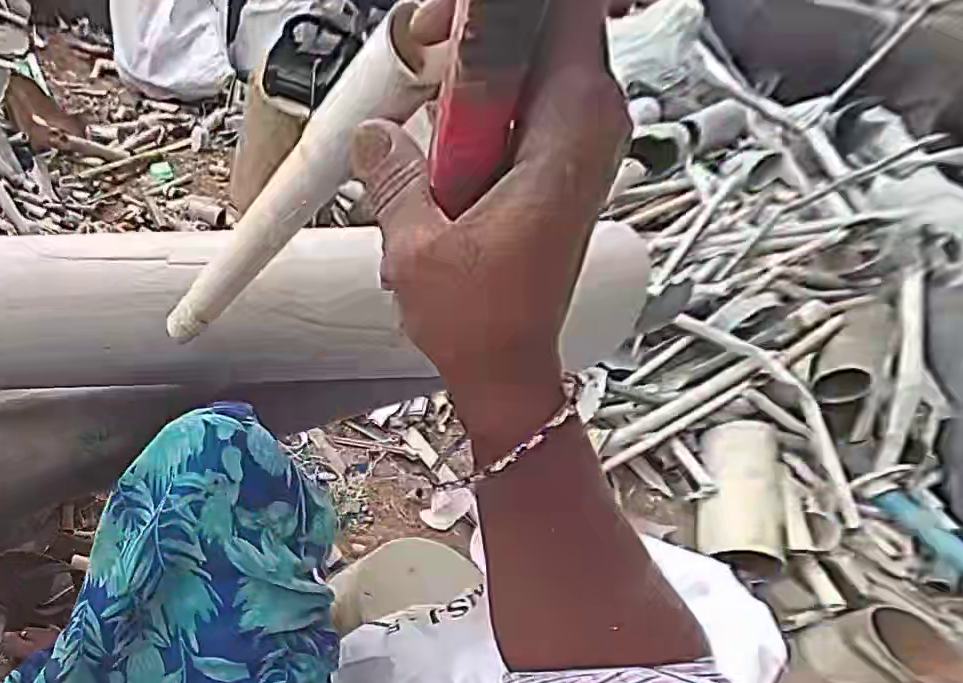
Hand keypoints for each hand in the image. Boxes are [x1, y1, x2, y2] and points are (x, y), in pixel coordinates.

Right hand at [351, 0, 626, 441]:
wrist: (504, 367)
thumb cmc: (482, 322)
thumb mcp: (417, 247)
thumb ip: (394, 177)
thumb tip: (373, 135)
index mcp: (571, 129)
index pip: (555, 12)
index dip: (489, 13)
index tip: (440, 31)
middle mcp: (589, 129)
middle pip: (538, 35)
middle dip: (471, 47)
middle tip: (419, 80)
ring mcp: (574, 151)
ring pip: (524, 76)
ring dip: (468, 92)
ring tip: (424, 137)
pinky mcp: (554, 175)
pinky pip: (518, 118)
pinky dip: (476, 125)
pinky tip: (439, 164)